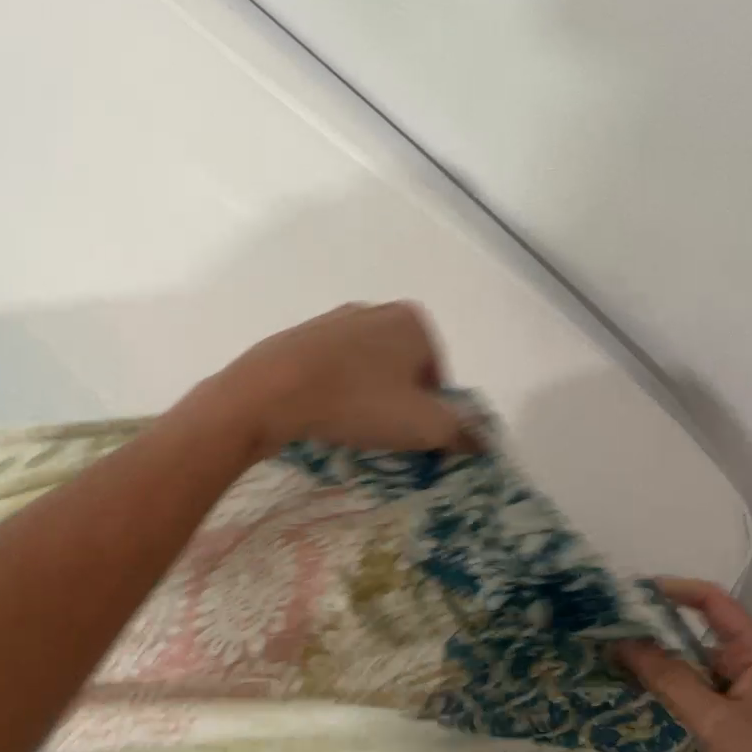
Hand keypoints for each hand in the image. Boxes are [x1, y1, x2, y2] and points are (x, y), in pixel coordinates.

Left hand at [195, 302, 474, 455]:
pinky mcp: (297, 339)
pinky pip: (329, 373)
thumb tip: (481, 440)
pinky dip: (331, 395)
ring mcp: (332, 322)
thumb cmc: (357, 402)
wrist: (270, 392)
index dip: (431, 414)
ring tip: (348, 431)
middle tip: (381, 439)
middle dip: (396, 406)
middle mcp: (375, 311)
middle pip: (401, 372)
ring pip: (364, 372)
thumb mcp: (423, 426)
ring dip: (363, 401)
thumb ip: (460, 431)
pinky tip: (319, 418)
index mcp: (413, 322)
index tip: (411, 440)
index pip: (438, 377)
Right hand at [618, 579, 751, 751]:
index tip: (628, 592)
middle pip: (693, 631)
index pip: (712, 602)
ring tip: (604, 653)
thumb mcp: (715, 719)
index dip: (672, 590)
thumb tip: (621, 642)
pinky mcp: (724, 721)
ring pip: (685, 664)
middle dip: (651, 627)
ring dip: (651, 660)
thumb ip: (668, 678)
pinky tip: (626, 688)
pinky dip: (659, 687)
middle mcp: (747, 664)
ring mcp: (735, 694)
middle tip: (603, 625)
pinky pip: (686, 692)